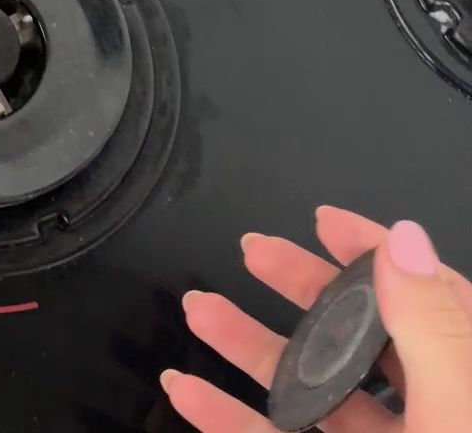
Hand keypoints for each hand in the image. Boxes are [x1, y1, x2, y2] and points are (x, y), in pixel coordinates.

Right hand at [163, 206, 471, 431]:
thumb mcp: (468, 426)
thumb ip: (439, 334)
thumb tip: (404, 242)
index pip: (445, 314)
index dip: (388, 262)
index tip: (328, 221)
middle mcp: (451, 429)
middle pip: (379, 349)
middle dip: (308, 295)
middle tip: (252, 250)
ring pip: (326, 401)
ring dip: (254, 350)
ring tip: (197, 308)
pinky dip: (236, 422)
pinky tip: (189, 393)